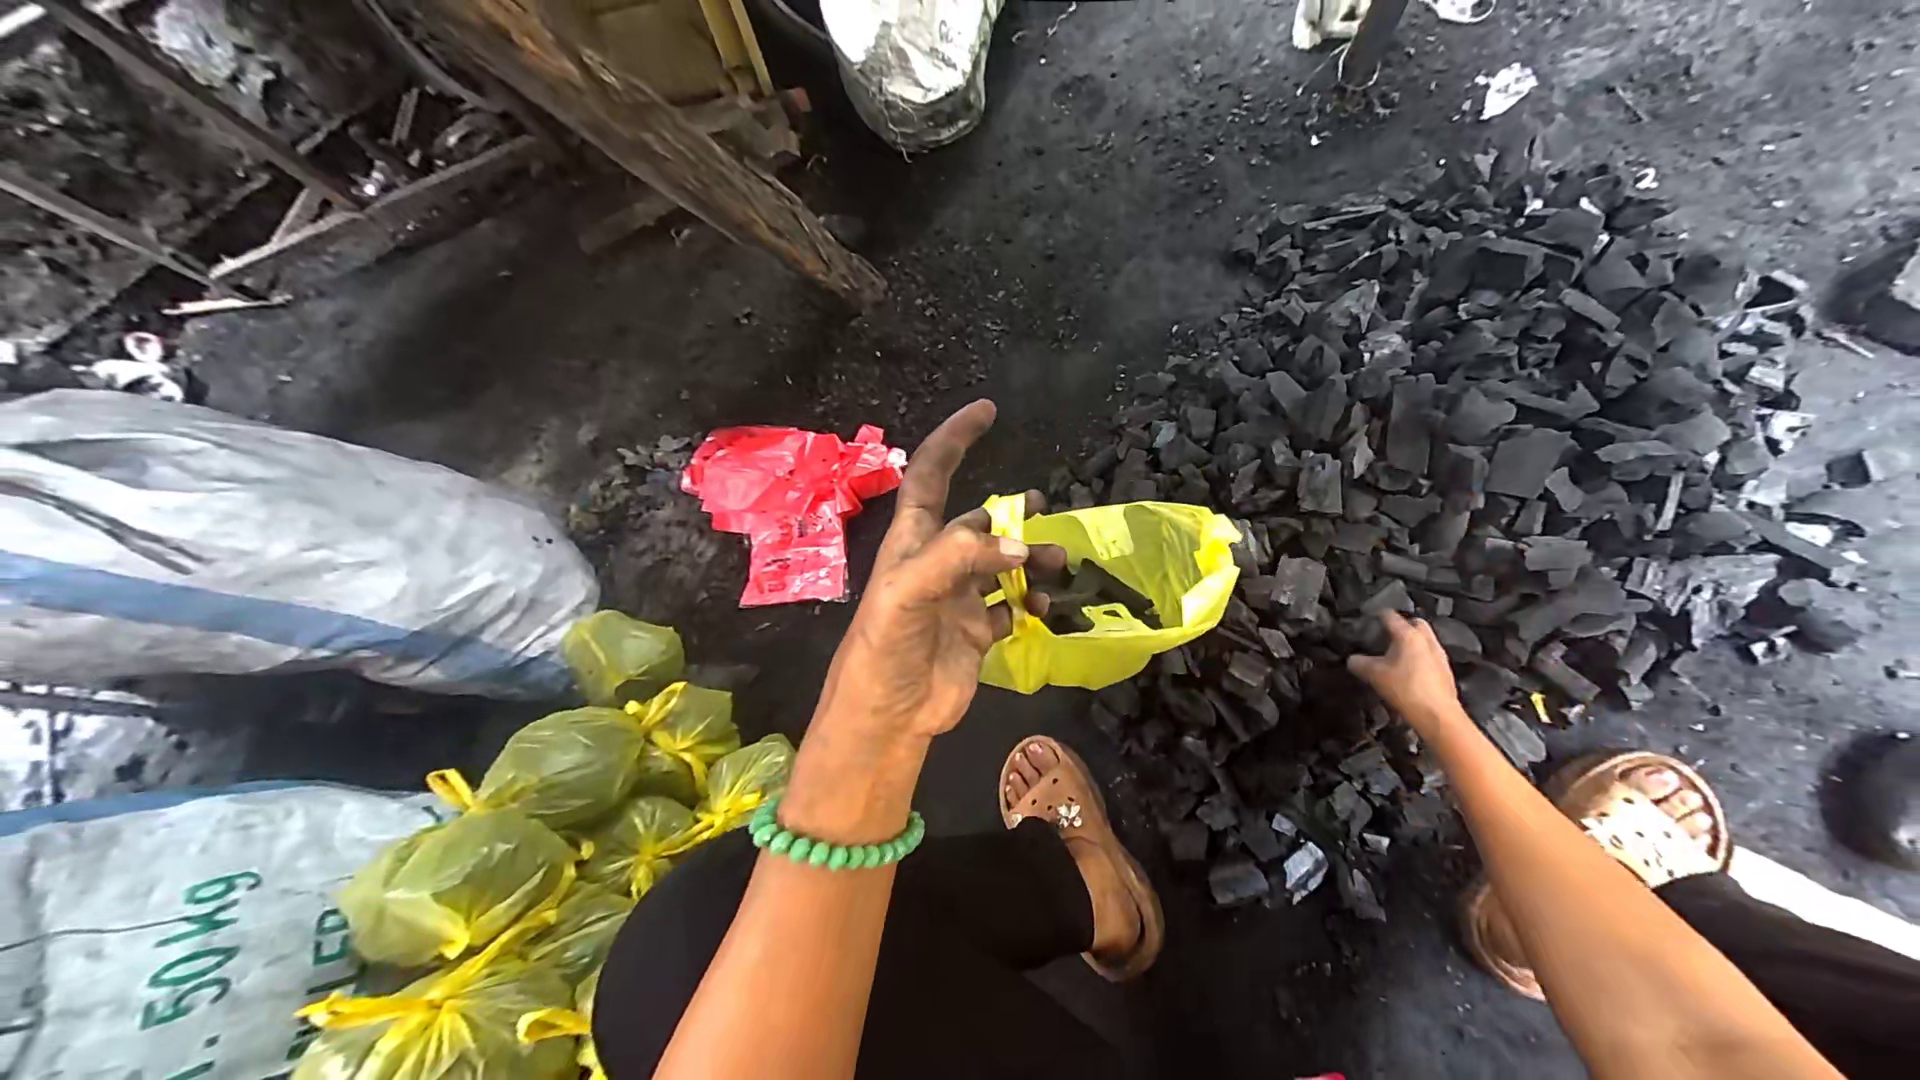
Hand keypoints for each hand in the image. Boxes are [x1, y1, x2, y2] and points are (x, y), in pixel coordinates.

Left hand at [813, 400, 1062, 743]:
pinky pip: (1013, 604)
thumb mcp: (908, 592)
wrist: (890, 714)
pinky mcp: (978, 630)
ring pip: (1004, 562)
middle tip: (1042, 512)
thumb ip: (958, 559)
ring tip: (1057, 562)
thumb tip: (1017, 544)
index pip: (931, 474)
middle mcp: (938, 562)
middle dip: (1012, 513)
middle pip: (980, 521)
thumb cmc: (886, 648)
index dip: (954, 439)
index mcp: (914, 540)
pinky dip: (1032, 601)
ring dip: (1032, 557)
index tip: (986, 410)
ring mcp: (960, 596)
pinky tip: (1043, 607)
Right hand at [1346, 610, 1460, 734]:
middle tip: (1385, 634)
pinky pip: (1429, 654)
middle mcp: (1427, 640)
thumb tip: (1352, 659)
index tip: (1366, 617)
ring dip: (1411, 641)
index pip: (1390, 615)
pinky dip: (1419, 655)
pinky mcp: (1445, 670)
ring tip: (1395, 653)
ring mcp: (1440, 655)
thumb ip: (1358, 663)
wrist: (1437, 716)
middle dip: (1401, 625)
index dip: (1375, 614)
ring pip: (1424, 639)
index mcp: (1408, 635)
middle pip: (1414, 623)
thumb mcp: (1373, 674)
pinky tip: (1408, 669)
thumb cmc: (1404, 689)